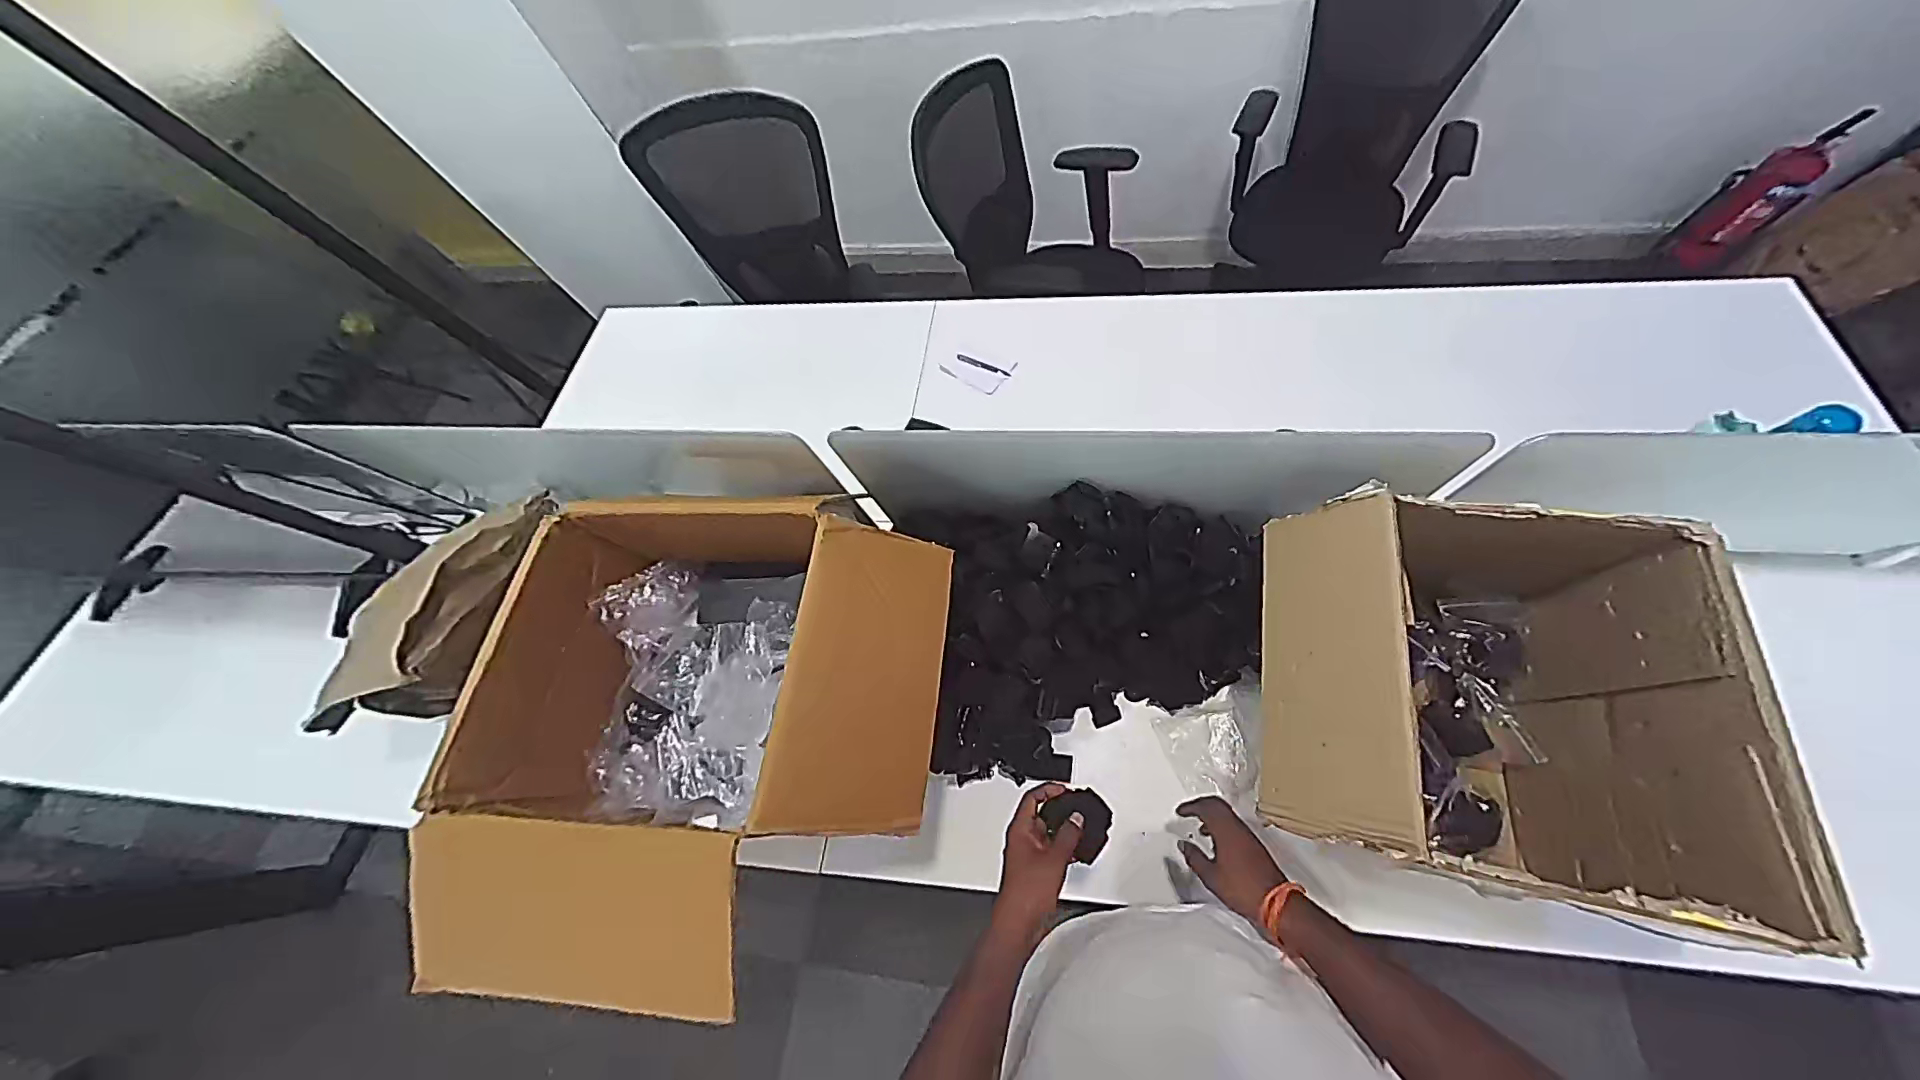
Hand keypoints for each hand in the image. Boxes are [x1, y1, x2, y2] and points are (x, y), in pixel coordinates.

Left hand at [995, 783, 1081, 937]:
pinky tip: (1075, 851)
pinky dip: (1062, 846)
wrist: (1019, 922)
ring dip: (1062, 829)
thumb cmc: (1026, 893)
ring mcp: (1027, 854)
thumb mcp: (1053, 858)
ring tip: (1080, 827)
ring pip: (1046, 832)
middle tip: (1075, 807)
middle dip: (1058, 809)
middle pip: (1039, 814)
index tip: (1064, 789)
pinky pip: (1050, 849)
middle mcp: (1021, 839)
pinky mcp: (1035, 868)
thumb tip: (1075, 818)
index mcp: (1019, 830)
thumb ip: (1067, 835)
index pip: (1032, 798)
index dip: (1048, 789)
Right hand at [1177, 796, 1287, 927]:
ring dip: (1212, 816)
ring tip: (1201, 827)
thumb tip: (1184, 846)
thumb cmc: (1245, 890)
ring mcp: (1248, 836)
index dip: (1190, 806)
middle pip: (1217, 804)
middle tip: (1189, 811)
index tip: (1181, 811)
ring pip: (1227, 814)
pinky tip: (1217, 842)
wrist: (1276, 903)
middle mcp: (1238, 828)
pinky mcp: (1255, 845)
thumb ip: (1194, 857)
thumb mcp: (1210, 876)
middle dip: (1200, 805)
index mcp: (1226, 830)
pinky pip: (1234, 825)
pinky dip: (1222, 825)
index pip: (1205, 806)